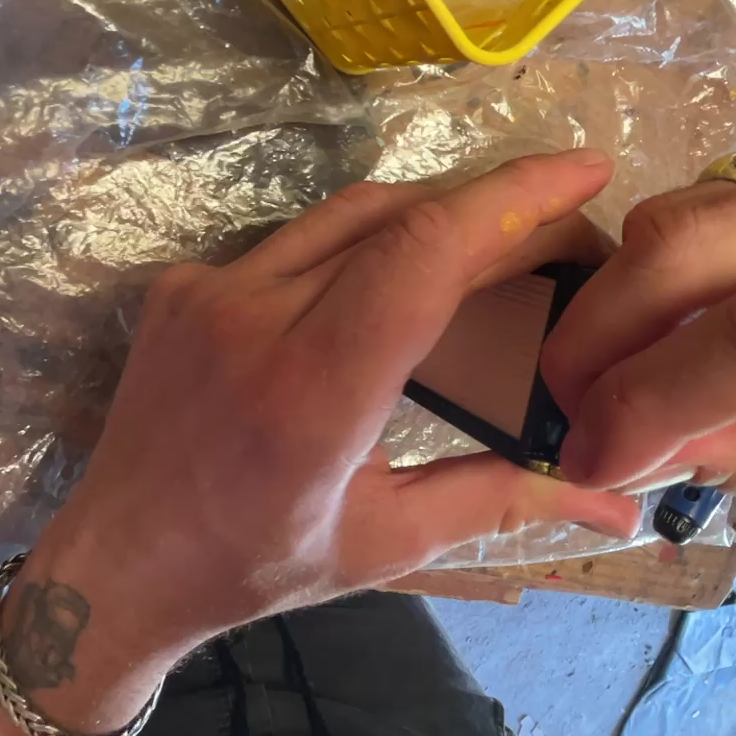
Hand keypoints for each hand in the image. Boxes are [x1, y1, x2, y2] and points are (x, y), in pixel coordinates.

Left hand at [33, 150, 640, 656]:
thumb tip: (612, 503)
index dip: (512, 197)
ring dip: (423, 215)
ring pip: (342, 213)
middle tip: (549, 224)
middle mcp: (253, 317)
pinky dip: (354, 244)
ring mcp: (207, 290)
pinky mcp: (180, 283)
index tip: (582, 171)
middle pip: (394, 214)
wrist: (122, 557)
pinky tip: (381, 276)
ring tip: (480, 241)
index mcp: (314, 389)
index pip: (424, 253)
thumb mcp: (383, 541)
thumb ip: (497, 499)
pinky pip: (291, 238)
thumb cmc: (256, 563)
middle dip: (485, 204)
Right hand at [542, 134, 735, 578]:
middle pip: (717, 238)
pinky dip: (670, 275)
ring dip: (630, 299)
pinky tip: (679, 335)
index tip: (590, 453)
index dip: (660, 393)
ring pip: (705, 209)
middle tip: (568, 402)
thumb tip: (644, 441)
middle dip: (608, 325)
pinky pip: (727, 203)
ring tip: (623, 379)